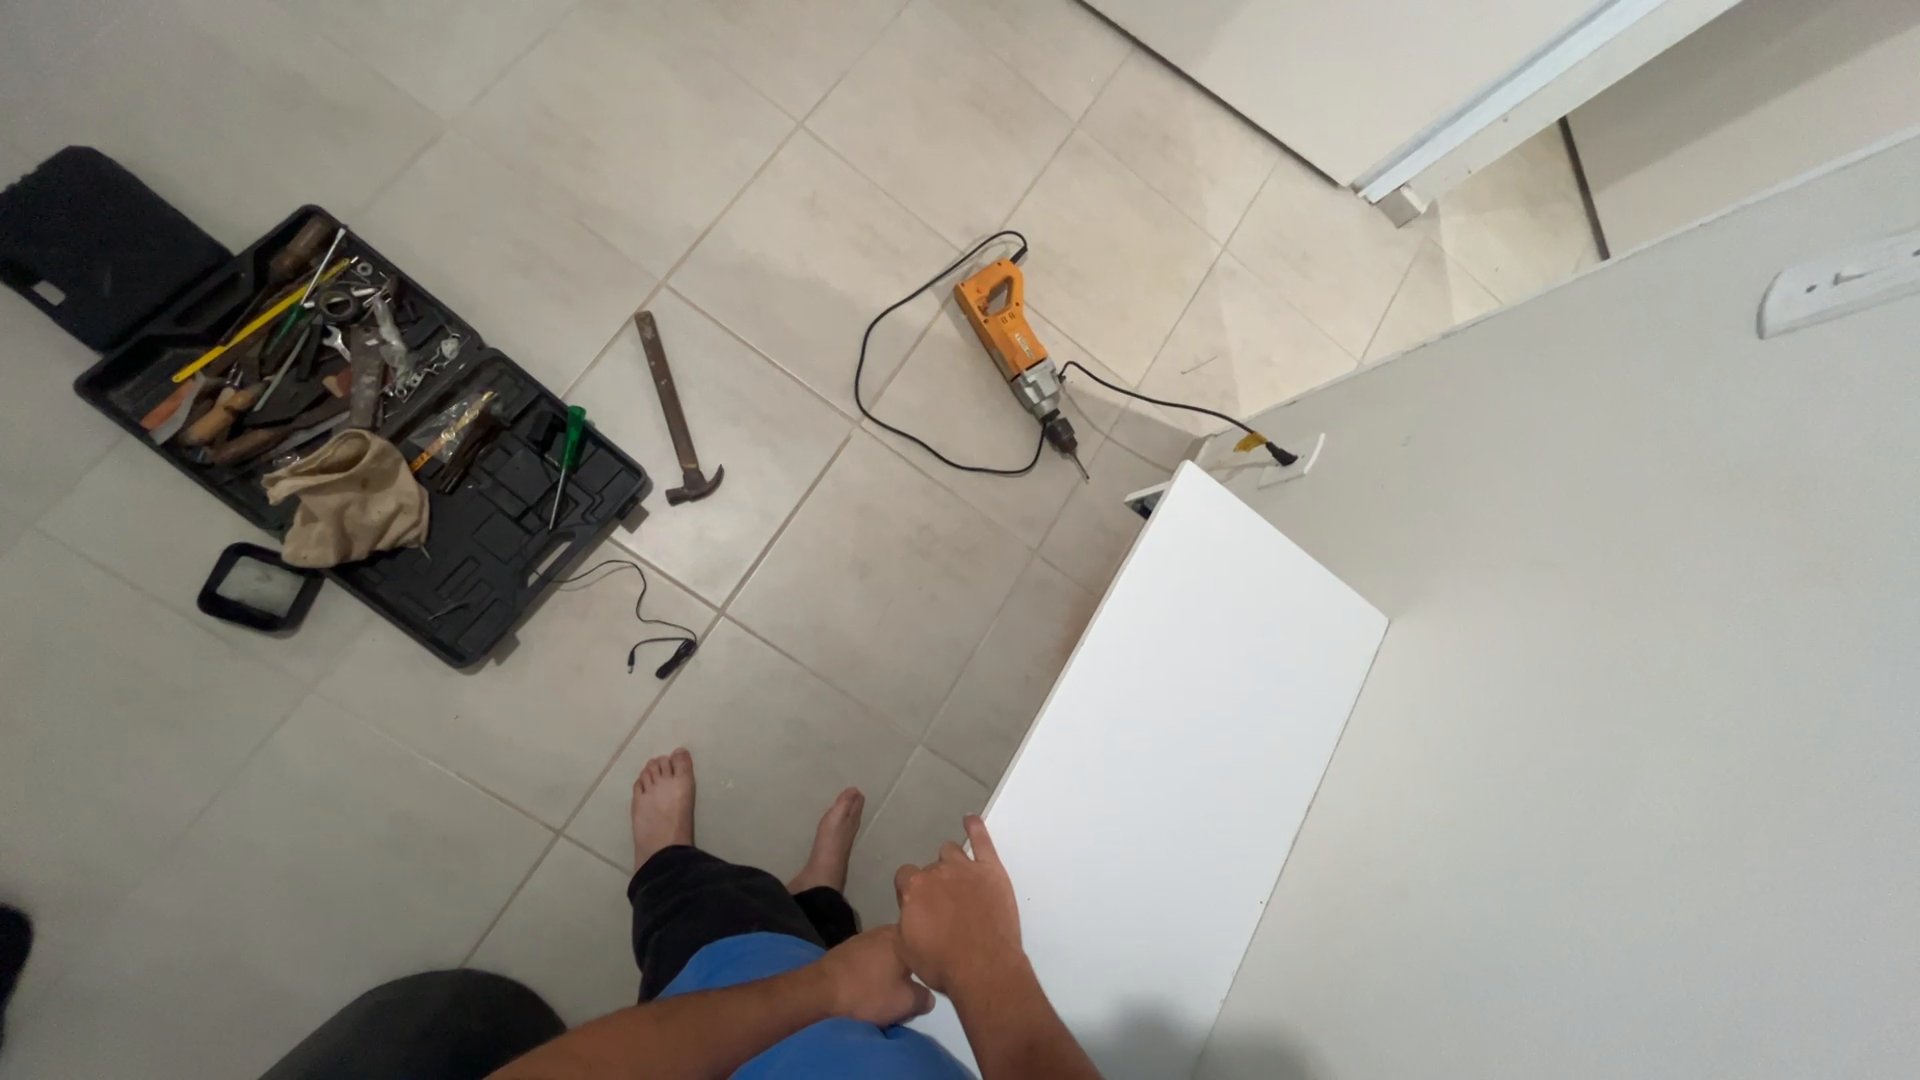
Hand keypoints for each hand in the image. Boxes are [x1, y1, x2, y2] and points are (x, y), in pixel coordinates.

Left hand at [814, 926, 934, 1026]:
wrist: (820, 990)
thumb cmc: (867, 993)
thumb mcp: (904, 1002)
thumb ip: (924, 997)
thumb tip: (929, 995)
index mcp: (901, 936)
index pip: (924, 943)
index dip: (930, 962)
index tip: (932, 978)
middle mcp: (884, 929)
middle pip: (905, 949)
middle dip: (909, 968)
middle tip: (911, 989)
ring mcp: (864, 937)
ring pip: (887, 954)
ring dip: (890, 970)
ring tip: (889, 990)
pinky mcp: (848, 949)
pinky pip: (870, 959)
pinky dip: (873, 971)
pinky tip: (870, 986)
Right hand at [893, 815, 1024, 996]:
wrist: (984, 969)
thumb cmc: (943, 964)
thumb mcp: (907, 950)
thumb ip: (904, 923)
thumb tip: (908, 913)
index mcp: (914, 889)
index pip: (905, 877)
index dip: (909, 892)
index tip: (917, 906)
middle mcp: (938, 871)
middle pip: (931, 868)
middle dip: (934, 883)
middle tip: (943, 905)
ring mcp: (966, 867)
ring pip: (951, 851)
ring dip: (950, 862)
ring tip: (957, 878)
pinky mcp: (991, 868)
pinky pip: (981, 840)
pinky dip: (975, 827)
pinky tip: (970, 820)